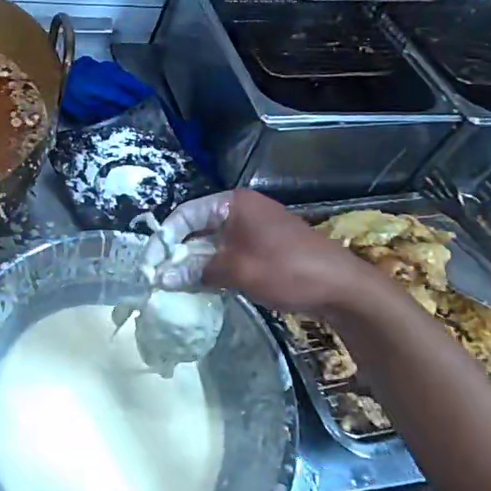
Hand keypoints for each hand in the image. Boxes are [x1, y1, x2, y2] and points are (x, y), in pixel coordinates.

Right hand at [151, 190, 384, 316]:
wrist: (340, 286)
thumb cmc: (286, 269)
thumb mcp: (237, 270)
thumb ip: (197, 271)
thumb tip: (162, 277)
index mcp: (234, 203)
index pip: (185, 215)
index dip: (164, 240)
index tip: (149, 268)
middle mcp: (243, 209)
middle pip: (197, 227)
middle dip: (177, 253)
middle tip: (159, 280)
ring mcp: (256, 227)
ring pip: (214, 243)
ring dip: (195, 264)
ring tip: (176, 287)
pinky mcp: (266, 246)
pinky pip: (231, 253)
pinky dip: (216, 268)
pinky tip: (205, 288)